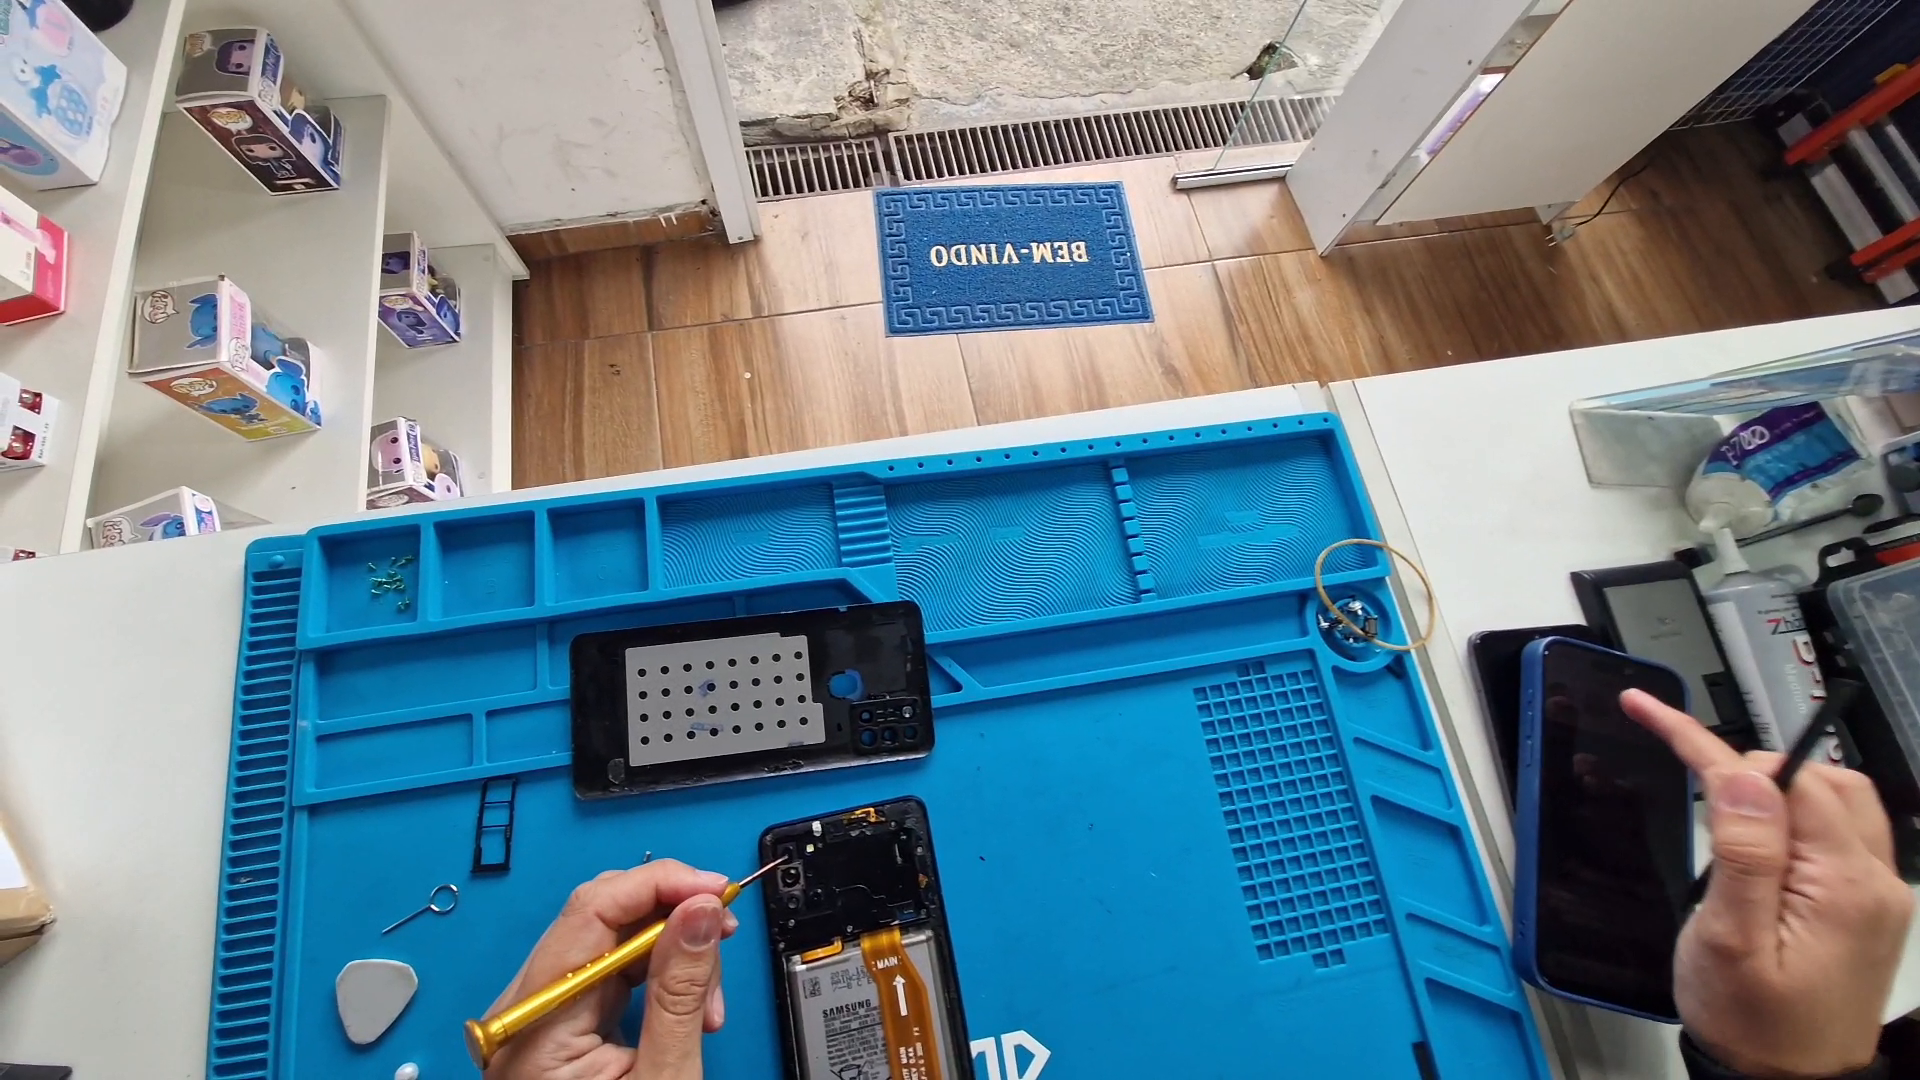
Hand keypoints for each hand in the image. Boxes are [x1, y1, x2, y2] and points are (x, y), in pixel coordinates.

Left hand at [483, 860, 739, 1079]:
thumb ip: (680, 989)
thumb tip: (701, 905)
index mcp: (536, 1024)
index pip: (593, 908)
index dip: (660, 882)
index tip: (719, 889)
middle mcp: (527, 1008)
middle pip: (604, 914)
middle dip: (673, 915)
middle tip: (725, 933)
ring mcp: (543, 1015)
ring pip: (617, 937)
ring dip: (675, 949)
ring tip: (712, 1001)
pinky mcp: (564, 1023)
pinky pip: (618, 969)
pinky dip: (663, 973)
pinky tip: (693, 1006)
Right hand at [1622, 690, 1913, 1077]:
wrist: (1784, 1073)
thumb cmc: (1746, 1010)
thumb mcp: (1729, 934)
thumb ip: (1743, 853)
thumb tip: (1739, 779)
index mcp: (1844, 886)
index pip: (1775, 780)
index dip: (1703, 739)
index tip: (1645, 709)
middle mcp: (1875, 881)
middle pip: (1816, 778)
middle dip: (1740, 758)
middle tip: (1676, 765)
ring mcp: (1873, 891)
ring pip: (1832, 795)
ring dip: (1767, 778)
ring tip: (1708, 794)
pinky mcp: (1859, 900)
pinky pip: (1832, 825)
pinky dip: (1783, 803)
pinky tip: (1745, 821)